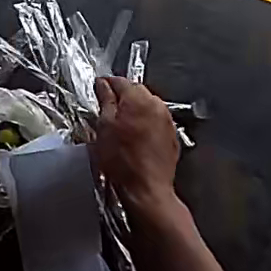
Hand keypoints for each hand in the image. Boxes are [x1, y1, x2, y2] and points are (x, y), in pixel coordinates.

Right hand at [92, 76, 180, 215]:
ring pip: (147, 106)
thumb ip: (105, 100)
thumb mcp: (103, 126)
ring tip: (120, 127)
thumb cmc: (122, 160)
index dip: (106, 85)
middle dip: (122, 97)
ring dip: (134, 110)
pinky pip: (156, 121)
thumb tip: (103, 84)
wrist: (146, 190)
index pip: (120, 81)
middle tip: (106, 112)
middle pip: (136, 91)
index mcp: (138, 99)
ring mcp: (167, 121)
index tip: (98, 90)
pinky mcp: (172, 136)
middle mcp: (157, 106)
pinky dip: (145, 124)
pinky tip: (134, 138)